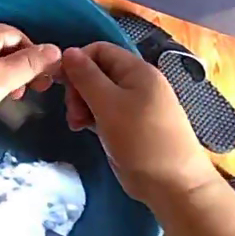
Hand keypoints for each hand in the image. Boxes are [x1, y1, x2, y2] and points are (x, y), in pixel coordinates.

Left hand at [0, 23, 61, 143]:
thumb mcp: (3, 79)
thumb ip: (30, 64)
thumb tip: (55, 49)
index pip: (18, 35)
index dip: (35, 55)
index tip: (44, 81)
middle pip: (3, 46)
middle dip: (20, 67)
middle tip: (31, 92)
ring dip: (4, 77)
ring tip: (9, 98)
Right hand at [60, 42, 217, 205]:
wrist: (173, 185)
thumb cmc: (141, 139)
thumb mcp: (108, 104)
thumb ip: (86, 76)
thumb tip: (68, 50)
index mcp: (137, 71)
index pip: (99, 49)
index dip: (77, 61)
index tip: (61, 82)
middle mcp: (135, 83)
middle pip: (95, 71)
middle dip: (77, 88)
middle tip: (72, 110)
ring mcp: (132, 104)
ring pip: (95, 92)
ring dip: (80, 104)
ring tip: (76, 124)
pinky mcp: (127, 124)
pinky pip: (101, 110)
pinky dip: (88, 116)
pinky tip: (82, 129)